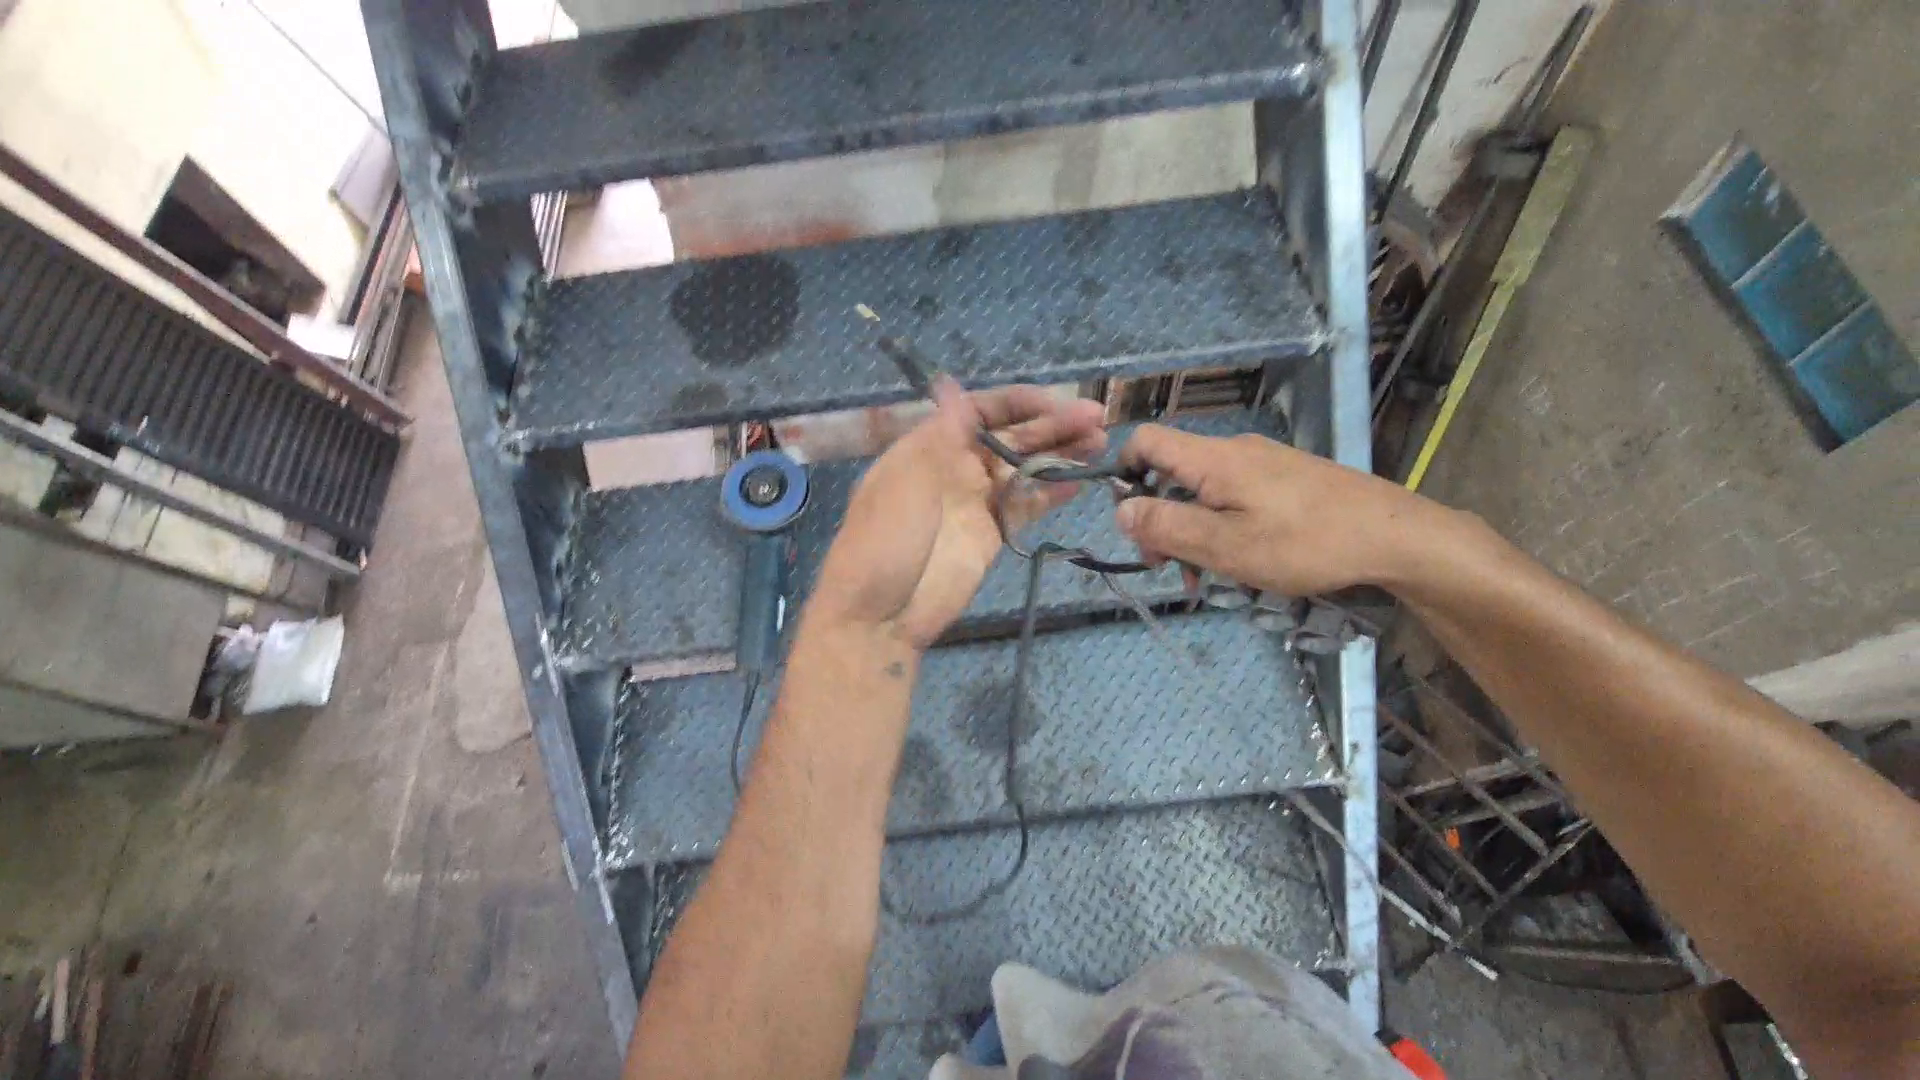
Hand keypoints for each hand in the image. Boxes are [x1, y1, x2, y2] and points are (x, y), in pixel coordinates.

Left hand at [807, 381, 1106, 649]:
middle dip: (1052, 426)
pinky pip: (1026, 506)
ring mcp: (976, 502)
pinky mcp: (992, 535)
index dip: (1019, 403)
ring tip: (1100, 444)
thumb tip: (951, 382)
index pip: (981, 412)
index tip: (1057, 401)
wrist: (878, 614)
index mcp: (930, 446)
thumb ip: (939, 434)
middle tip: (1098, 419)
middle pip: (1011, 438)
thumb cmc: (884, 540)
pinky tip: (1081, 482)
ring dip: (1060, 454)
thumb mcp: (906, 480)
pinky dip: (1052, 493)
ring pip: (1025, 469)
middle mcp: (956, 467)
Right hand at [1114, 425, 1451, 595]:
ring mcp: (1265, 465)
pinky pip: (1237, 499)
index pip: (1146, 440)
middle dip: (1161, 519)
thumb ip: (1166, 526)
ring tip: (1208, 581)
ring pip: (1205, 493)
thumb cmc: (1303, 542)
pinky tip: (1244, 566)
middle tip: (1169, 568)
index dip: (1123, 472)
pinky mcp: (1288, 481)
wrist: (1395, 537)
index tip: (1131, 520)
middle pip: (1173, 473)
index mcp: (1212, 459)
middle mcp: (1234, 452)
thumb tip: (1119, 510)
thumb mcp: (1225, 545)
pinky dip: (1225, 530)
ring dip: (1194, 534)